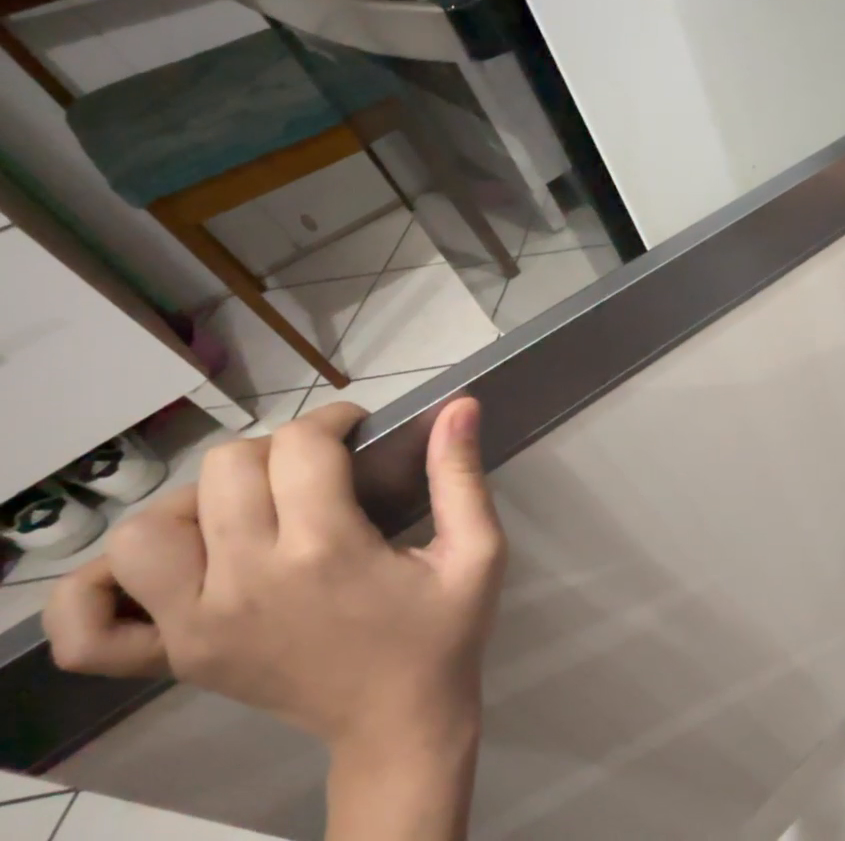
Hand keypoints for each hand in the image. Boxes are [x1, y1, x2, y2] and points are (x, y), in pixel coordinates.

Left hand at [46, 399, 505, 760]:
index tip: (357, 431)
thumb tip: (460, 405)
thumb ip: (462, 476)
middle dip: (275, 451)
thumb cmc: (443, 630)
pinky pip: (87, 622)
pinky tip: (164, 570)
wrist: (398, 718)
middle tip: (314, 471)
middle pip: (225, 471)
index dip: (332, 420)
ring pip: (148, 529)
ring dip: (196, 504)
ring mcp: (197, 623)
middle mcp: (249, 579)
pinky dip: (100, 589)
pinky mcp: (172, 655)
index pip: (299, 447)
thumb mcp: (478, 552)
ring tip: (247, 514)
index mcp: (328, 549)